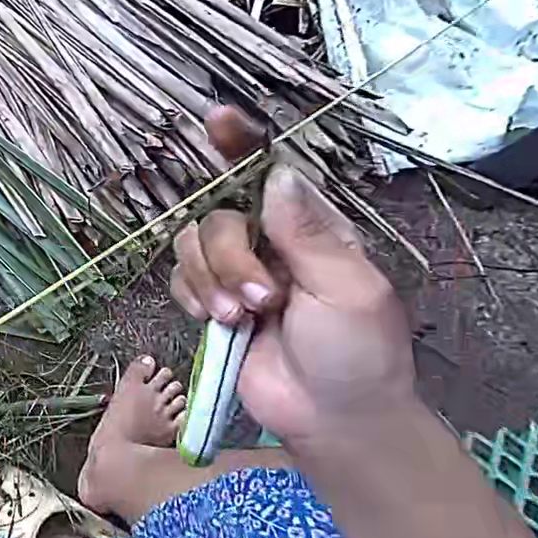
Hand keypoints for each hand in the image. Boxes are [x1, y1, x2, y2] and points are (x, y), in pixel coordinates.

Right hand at [170, 107, 415, 443]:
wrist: (332, 417)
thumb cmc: (358, 352)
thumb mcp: (349, 290)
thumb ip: (308, 234)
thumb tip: (277, 175)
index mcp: (308, 227)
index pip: (269, 172)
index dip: (241, 143)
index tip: (217, 119)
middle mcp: (266, 239)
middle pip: (216, 213)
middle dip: (230, 257)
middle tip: (263, 300)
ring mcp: (235, 270)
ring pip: (191, 243)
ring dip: (211, 281)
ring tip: (242, 319)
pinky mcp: (211, 299)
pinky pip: (179, 277)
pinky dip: (192, 296)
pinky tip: (216, 322)